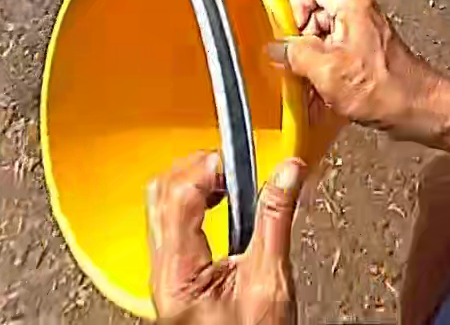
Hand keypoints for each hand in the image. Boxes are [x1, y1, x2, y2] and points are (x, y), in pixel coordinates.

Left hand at [147, 151, 305, 324]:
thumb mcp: (270, 284)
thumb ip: (276, 220)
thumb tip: (287, 172)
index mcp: (179, 273)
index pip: (179, 196)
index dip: (208, 169)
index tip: (236, 165)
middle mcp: (163, 270)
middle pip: (162, 191)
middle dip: (197, 167)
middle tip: (230, 167)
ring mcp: (166, 271)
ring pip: (161, 201)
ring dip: (193, 179)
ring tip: (227, 179)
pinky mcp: (176, 271)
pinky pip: (171, 217)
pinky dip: (193, 196)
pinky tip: (220, 200)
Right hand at [271, 0, 449, 142]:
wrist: (420, 109)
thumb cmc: (383, 88)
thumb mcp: (328, 71)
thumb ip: (296, 55)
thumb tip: (276, 48)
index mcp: (349, 3)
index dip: (296, 8)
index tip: (292, 36)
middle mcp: (357, 10)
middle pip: (315, 11)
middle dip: (302, 40)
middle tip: (299, 66)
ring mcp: (363, 29)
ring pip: (324, 34)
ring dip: (313, 60)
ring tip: (311, 87)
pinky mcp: (367, 50)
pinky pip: (337, 50)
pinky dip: (327, 69)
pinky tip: (323, 95)